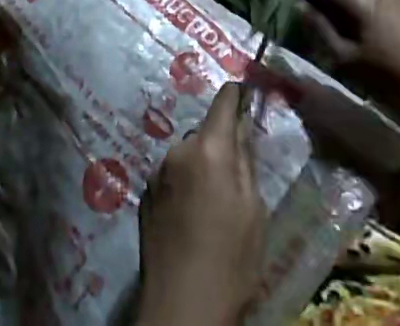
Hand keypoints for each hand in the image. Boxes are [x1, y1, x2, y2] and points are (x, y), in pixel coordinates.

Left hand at [136, 82, 266, 325]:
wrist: (181, 308)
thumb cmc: (231, 260)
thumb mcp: (254, 210)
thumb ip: (246, 161)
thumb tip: (242, 127)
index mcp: (209, 148)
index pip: (224, 100)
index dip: (237, 94)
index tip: (247, 94)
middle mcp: (178, 150)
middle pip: (205, 130)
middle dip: (220, 142)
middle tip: (235, 174)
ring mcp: (157, 172)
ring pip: (187, 153)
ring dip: (200, 163)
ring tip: (212, 201)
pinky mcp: (145, 194)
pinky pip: (172, 173)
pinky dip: (184, 181)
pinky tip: (192, 214)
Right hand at [295, 0, 399, 99]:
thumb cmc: (394, 78)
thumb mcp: (348, 60)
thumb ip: (320, 29)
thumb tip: (298, 5)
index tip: (305, 17)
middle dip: (330, 7)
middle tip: (333, 40)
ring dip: (352, 12)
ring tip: (359, 45)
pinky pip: (379, 0)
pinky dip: (371, 15)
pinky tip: (381, 43)